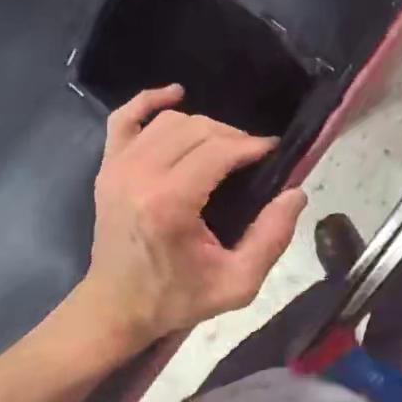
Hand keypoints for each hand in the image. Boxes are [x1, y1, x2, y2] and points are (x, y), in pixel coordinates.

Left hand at [75, 84, 307, 355]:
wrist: (116, 307)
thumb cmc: (175, 298)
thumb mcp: (236, 284)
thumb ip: (272, 238)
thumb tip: (296, 193)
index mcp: (169, 204)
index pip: (218, 151)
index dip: (251, 145)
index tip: (273, 152)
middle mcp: (139, 175)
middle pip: (195, 129)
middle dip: (232, 136)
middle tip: (253, 156)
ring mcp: (117, 167)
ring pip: (168, 121)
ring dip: (202, 125)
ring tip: (224, 147)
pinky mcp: (106, 167)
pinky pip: (124, 117)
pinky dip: (149, 101)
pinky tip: (175, 94)